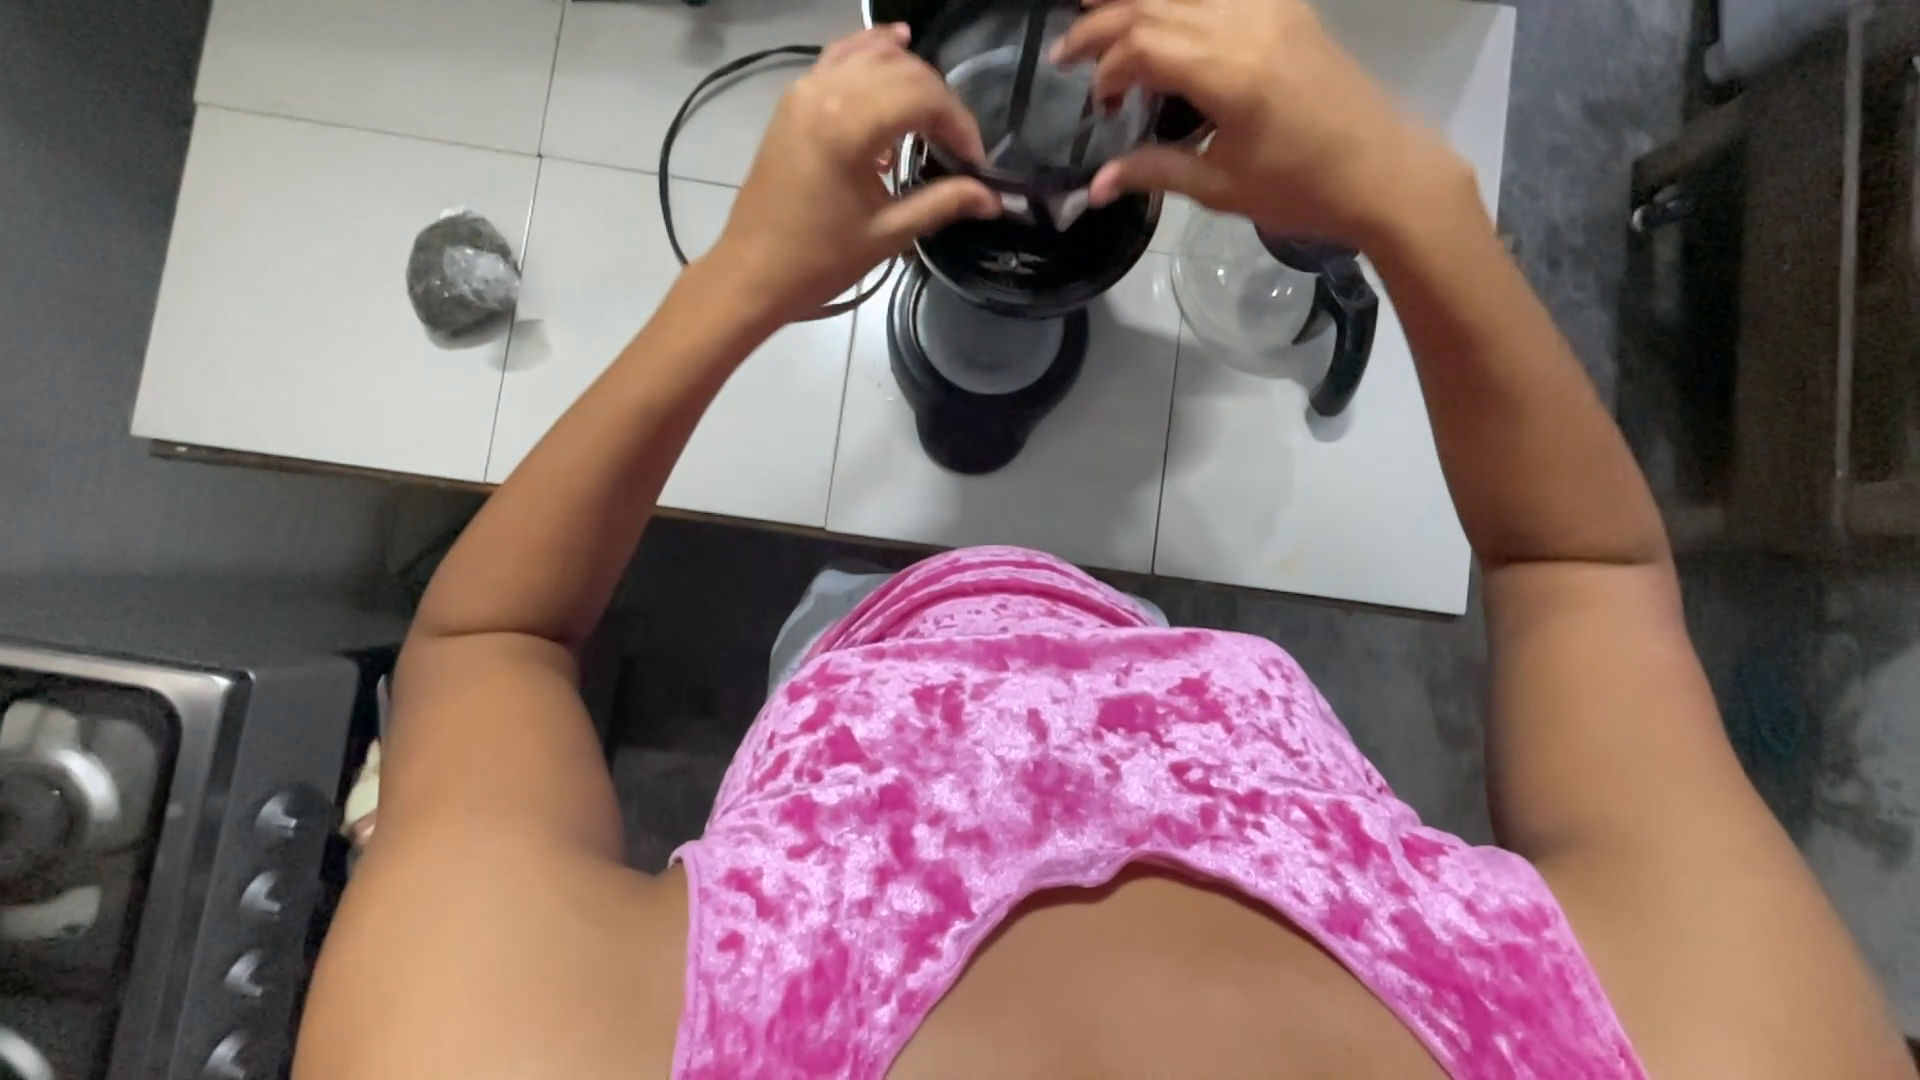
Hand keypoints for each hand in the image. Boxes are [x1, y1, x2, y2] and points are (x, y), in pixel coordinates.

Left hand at [708, 27, 999, 321]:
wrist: (754, 272)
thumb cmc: (820, 261)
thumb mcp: (887, 234)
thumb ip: (942, 203)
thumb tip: (991, 198)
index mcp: (847, 125)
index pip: (923, 97)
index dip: (959, 124)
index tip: (975, 161)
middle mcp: (825, 91)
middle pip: (903, 70)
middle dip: (940, 103)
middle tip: (957, 148)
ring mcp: (805, 89)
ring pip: (873, 57)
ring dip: (911, 79)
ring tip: (934, 118)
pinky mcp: (795, 99)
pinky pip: (841, 58)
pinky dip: (872, 53)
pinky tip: (897, 45)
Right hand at [1055, 0, 1473, 245]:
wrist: (1381, 171)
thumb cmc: (1299, 189)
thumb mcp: (1219, 186)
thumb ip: (1153, 171)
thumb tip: (1094, 187)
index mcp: (1229, 72)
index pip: (1144, 45)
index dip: (1107, 69)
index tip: (1095, 104)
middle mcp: (1247, 23)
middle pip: (1157, 4)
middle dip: (1104, 23)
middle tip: (1067, 50)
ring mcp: (1271, 8)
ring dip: (1139, 2)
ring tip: (1099, 11)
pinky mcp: (1287, 9)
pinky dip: (1182, 1)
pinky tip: (1164, 13)